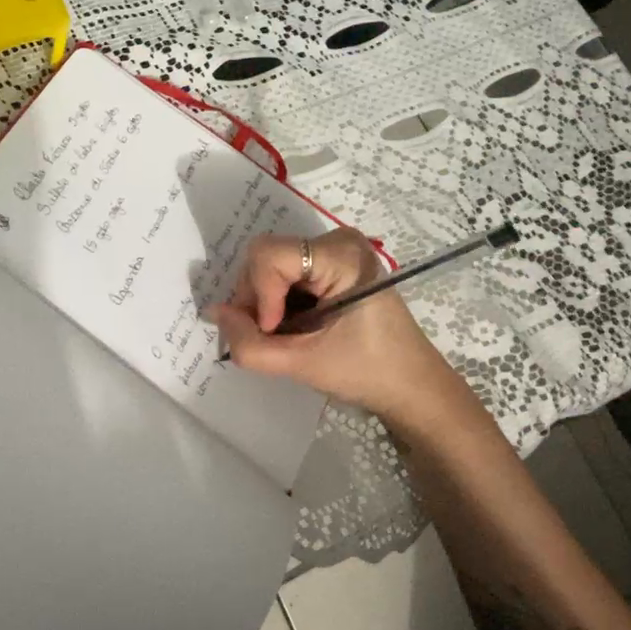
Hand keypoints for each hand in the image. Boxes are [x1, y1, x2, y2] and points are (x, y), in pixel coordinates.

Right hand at [208, 227, 459, 424]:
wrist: (414, 388)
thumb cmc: (369, 373)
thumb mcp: (304, 365)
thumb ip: (250, 344)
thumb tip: (215, 315)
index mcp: (341, 255)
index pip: (267, 256)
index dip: (259, 296)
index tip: (274, 332)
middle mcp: (336, 241)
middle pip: (265, 257)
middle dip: (257, 299)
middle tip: (270, 337)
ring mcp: (334, 250)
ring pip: (269, 265)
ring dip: (264, 303)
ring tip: (283, 335)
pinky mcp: (330, 264)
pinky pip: (283, 272)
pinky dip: (276, 301)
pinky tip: (291, 326)